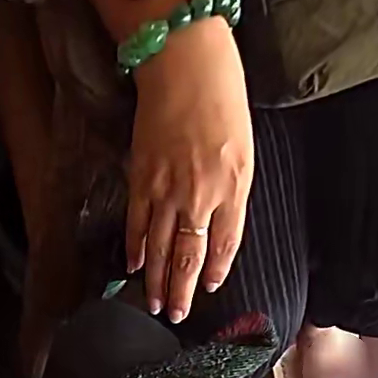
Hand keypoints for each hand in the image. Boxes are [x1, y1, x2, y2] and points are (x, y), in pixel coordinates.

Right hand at [127, 21, 250, 321]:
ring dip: (157, 281)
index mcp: (233, 185)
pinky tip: (134, 267)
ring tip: (155, 304)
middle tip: (178, 314)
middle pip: (190, 255)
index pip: (224, 243)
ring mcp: (167, 191)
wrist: (185, 62)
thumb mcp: (243, 145)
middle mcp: (200, 195)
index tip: (209, 289)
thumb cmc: (221, 96)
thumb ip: (232, 189)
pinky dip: (135, 249)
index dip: (215, 271)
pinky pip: (137, 225)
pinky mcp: (141, 181)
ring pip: (162, 248)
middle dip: (183, 289)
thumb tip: (217, 223)